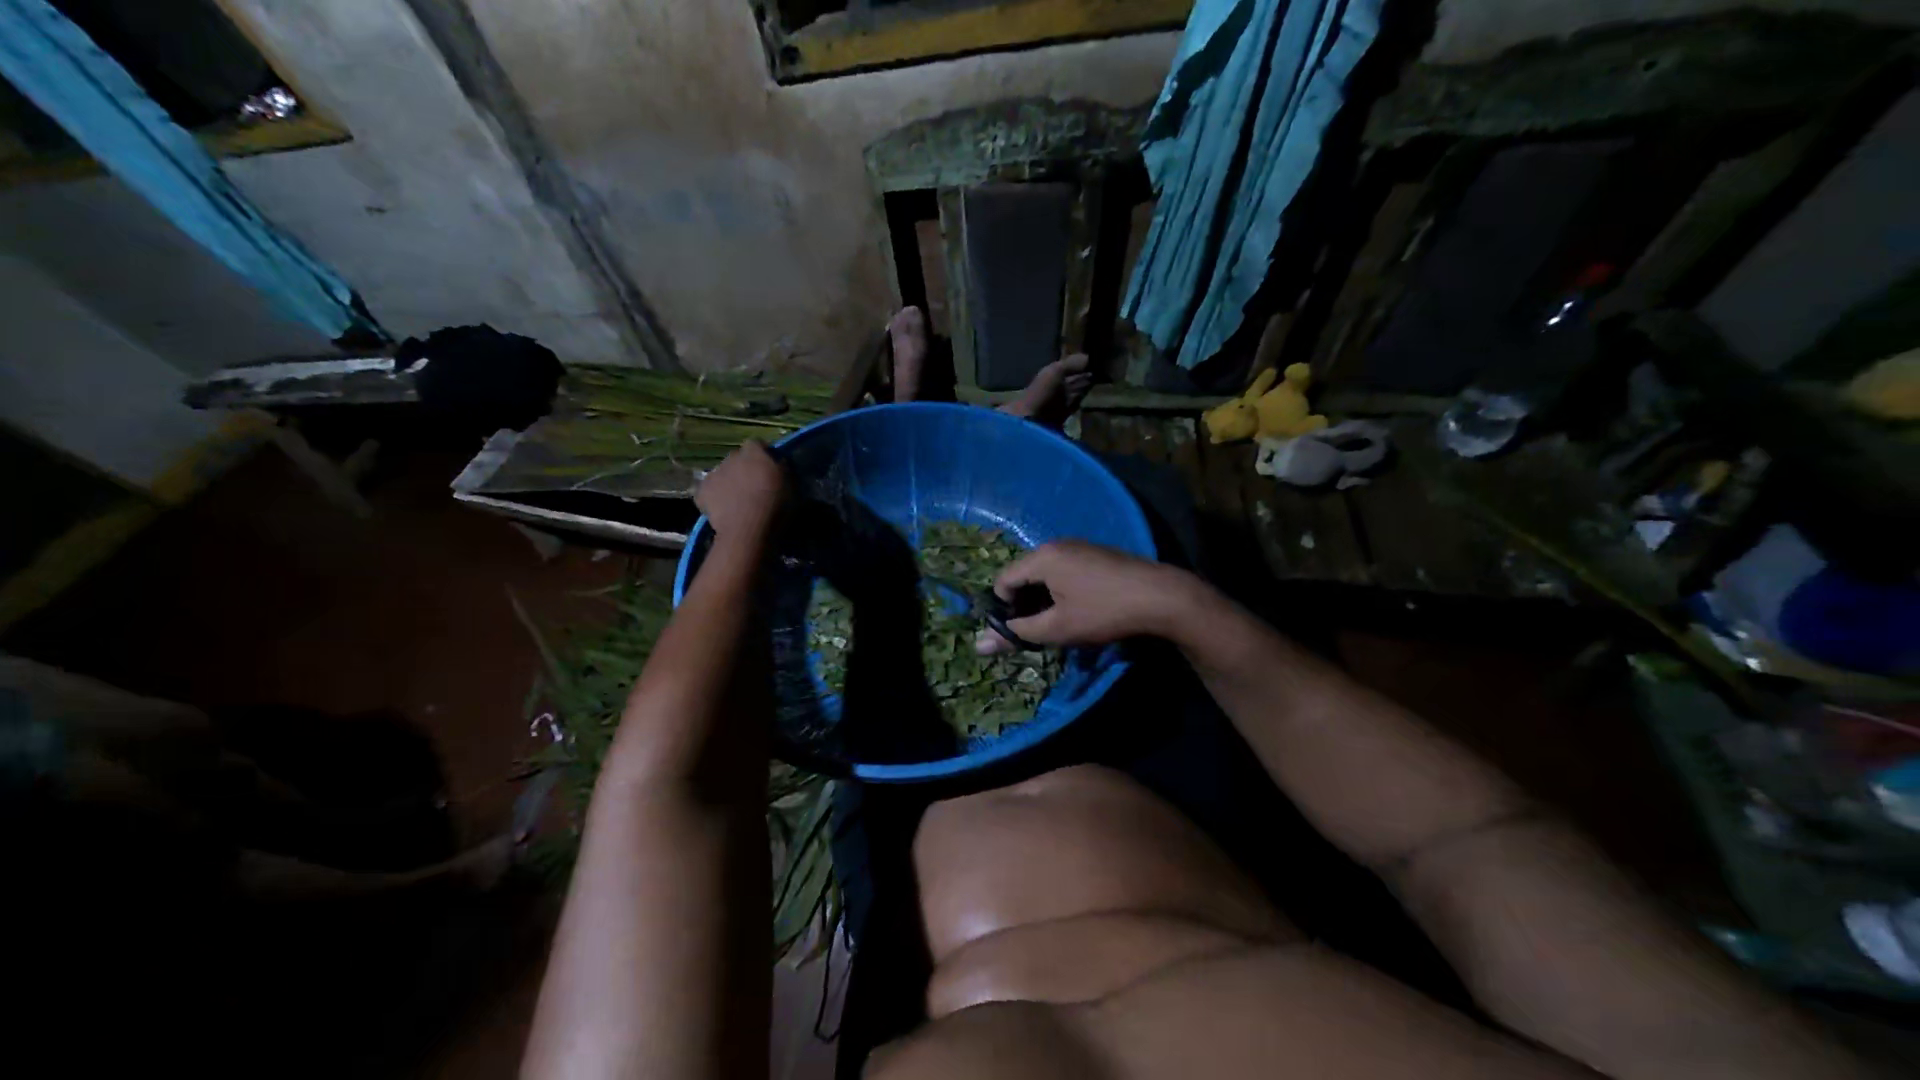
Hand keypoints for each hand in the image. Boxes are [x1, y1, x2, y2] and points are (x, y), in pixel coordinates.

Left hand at [695, 441, 786, 538]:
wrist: (747, 529)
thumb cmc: (775, 506)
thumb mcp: (791, 485)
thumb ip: (783, 468)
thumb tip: (778, 461)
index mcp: (754, 452)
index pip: (757, 443)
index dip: (762, 454)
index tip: (769, 467)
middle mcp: (732, 457)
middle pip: (738, 458)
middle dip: (744, 468)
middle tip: (754, 485)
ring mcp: (714, 473)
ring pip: (722, 473)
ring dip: (729, 481)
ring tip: (738, 500)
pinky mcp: (702, 492)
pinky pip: (709, 490)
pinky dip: (714, 497)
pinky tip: (723, 509)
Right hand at [978, 540, 1203, 652]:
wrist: (1162, 597)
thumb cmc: (1104, 612)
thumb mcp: (1057, 629)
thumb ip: (1017, 634)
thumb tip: (979, 645)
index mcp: (1041, 557)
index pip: (1002, 581)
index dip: (1004, 609)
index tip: (1021, 631)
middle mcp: (1056, 544)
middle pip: (1023, 574)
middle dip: (1025, 603)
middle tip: (1040, 629)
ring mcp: (1078, 545)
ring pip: (1045, 572)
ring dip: (1044, 598)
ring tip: (1061, 621)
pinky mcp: (1096, 553)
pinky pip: (1064, 569)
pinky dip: (1062, 589)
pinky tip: (1081, 608)